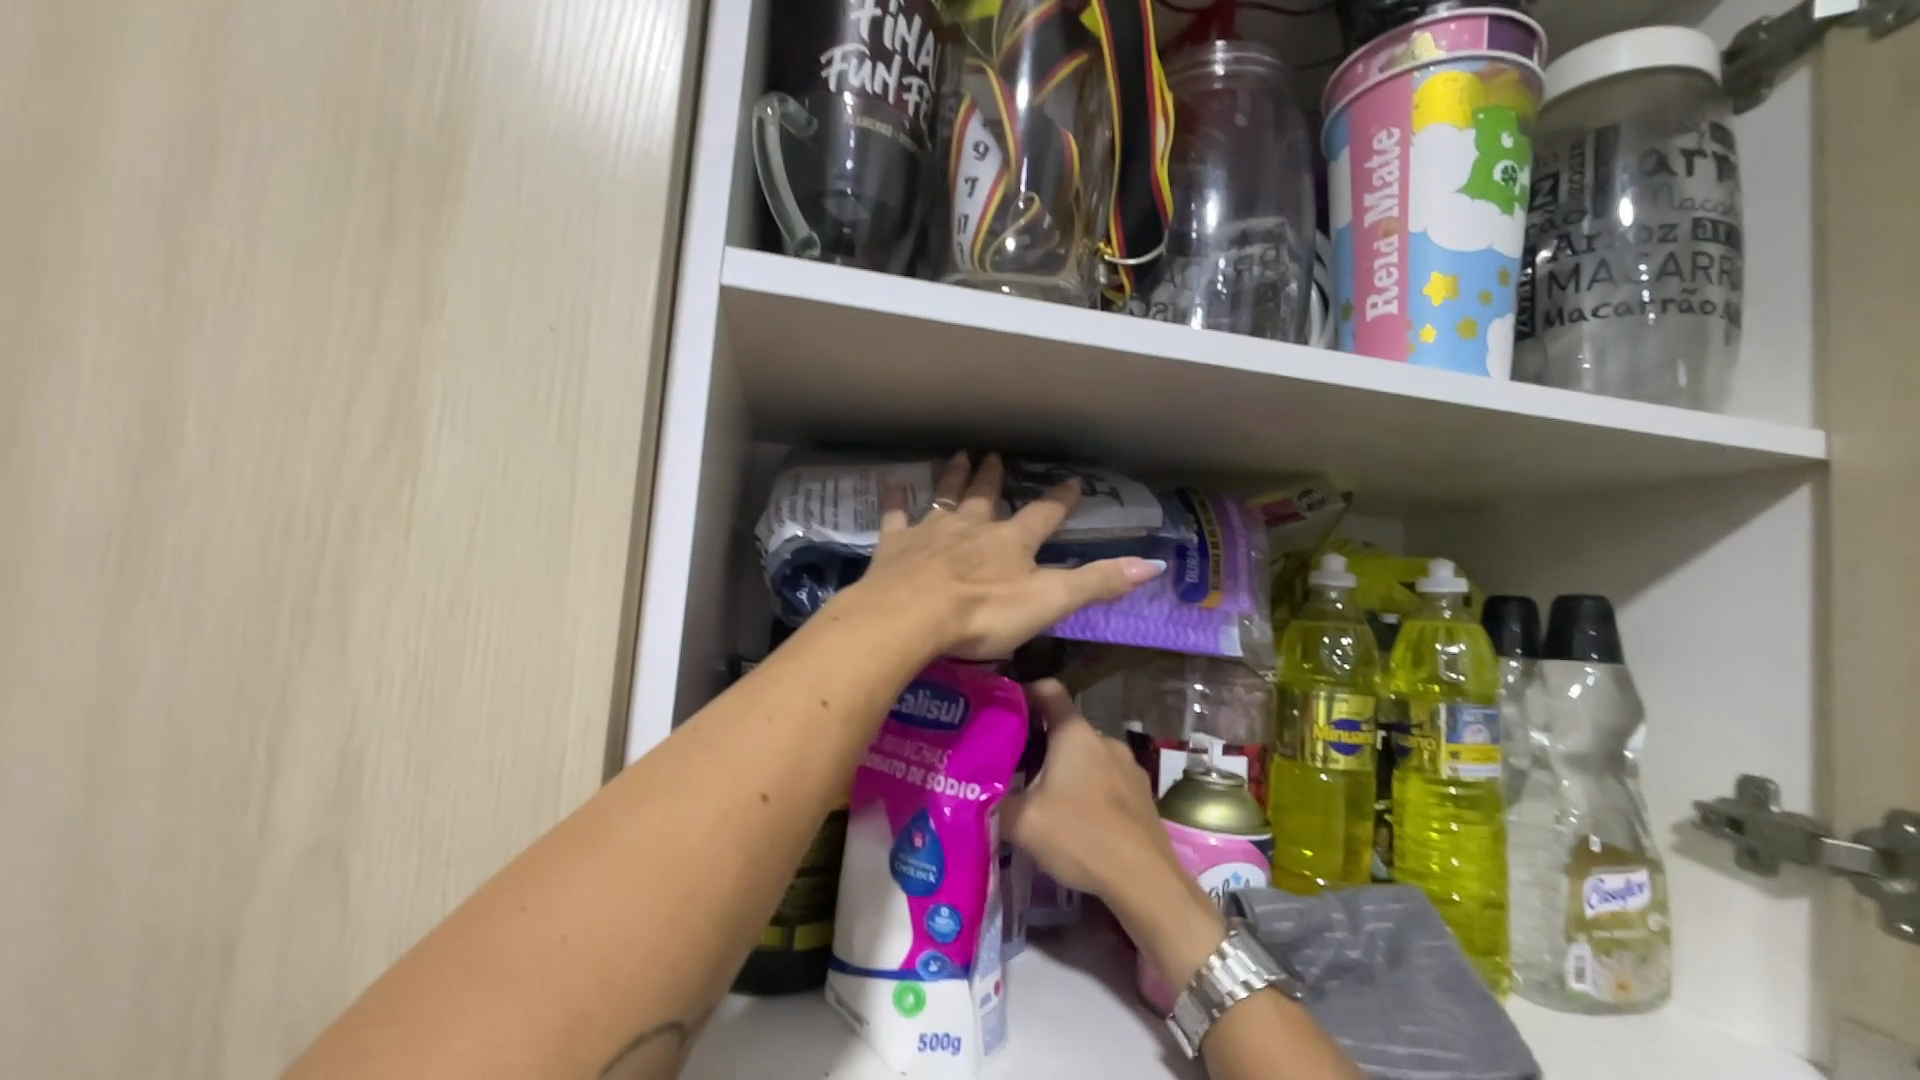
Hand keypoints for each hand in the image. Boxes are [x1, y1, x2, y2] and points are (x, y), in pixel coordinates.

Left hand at [849, 452, 1164, 660]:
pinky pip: (895, 514)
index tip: (1072, 481)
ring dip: (954, 477)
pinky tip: (891, 481)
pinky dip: (894, 497)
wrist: (912, 615)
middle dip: (994, 477)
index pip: (1044, 515)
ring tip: (959, 455)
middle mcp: (973, 527)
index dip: (1060, 500)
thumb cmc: (984, 612)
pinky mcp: (896, 545)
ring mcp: (932, 532)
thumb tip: (1153, 564)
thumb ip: (1097, 582)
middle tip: (995, 457)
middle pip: (987, 496)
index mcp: (1012, 542)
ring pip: (946, 496)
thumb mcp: (1050, 601)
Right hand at [999, 680, 1181, 898]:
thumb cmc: (1079, 836)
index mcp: (1075, 733)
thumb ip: (993, 802)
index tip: (1001, 707)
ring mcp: (1128, 766)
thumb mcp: (1021, 822)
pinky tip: (1075, 819)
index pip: (1048, 690)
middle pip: (1065, 727)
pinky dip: (1087, 789)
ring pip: (1087, 755)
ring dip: (1064, 768)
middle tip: (1010, 765)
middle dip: (1038, 741)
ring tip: (1040, 797)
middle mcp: (1104, 739)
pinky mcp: (1141, 793)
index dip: (1023, 692)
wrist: (1143, 879)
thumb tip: (974, 793)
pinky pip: (1106, 779)